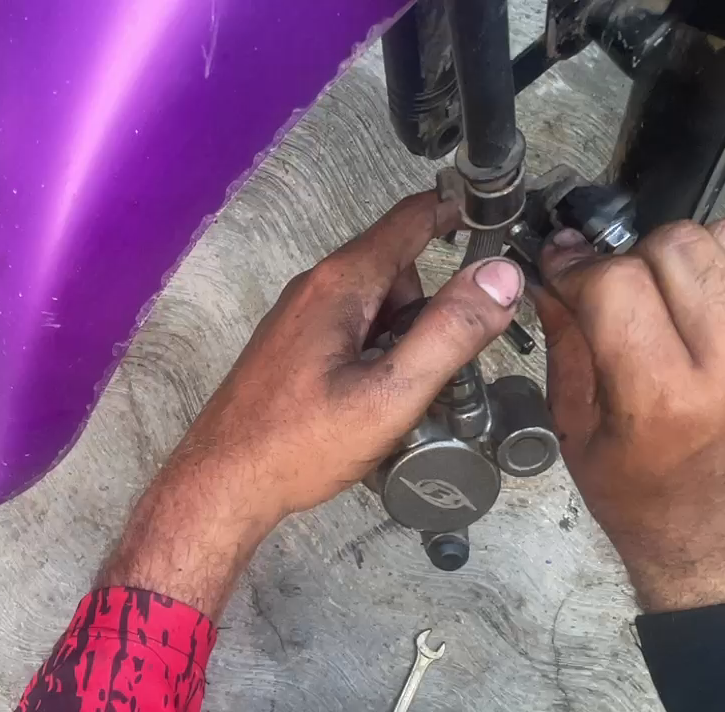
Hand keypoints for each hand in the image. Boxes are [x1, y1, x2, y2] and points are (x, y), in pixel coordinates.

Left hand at [100, 191, 526, 614]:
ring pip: (371, 308)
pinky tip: (359, 405)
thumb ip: (449, 332)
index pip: (412, 218)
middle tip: (422, 372)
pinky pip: (345, 334)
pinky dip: (367, 358)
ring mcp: (294, 321)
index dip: (461, 214)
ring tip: (385, 400)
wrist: (223, 484)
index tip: (500, 230)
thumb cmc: (298, 446)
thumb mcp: (390, 394)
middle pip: (395, 271)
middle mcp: (311, 290)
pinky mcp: (287, 351)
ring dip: (395, 342)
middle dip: (425, 310)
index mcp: (339, 285)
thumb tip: (501, 275)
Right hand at [535, 219, 724, 612]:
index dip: (579, 269)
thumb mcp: (574, 424)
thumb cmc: (632, 486)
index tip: (563, 274)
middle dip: (631, 259)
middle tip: (617, 292)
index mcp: (660, 398)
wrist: (709, 527)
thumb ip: (567, 341)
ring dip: (686, 255)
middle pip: (678, 248)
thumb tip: (552, 271)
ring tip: (667, 292)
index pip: (617, 284)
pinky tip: (712, 295)